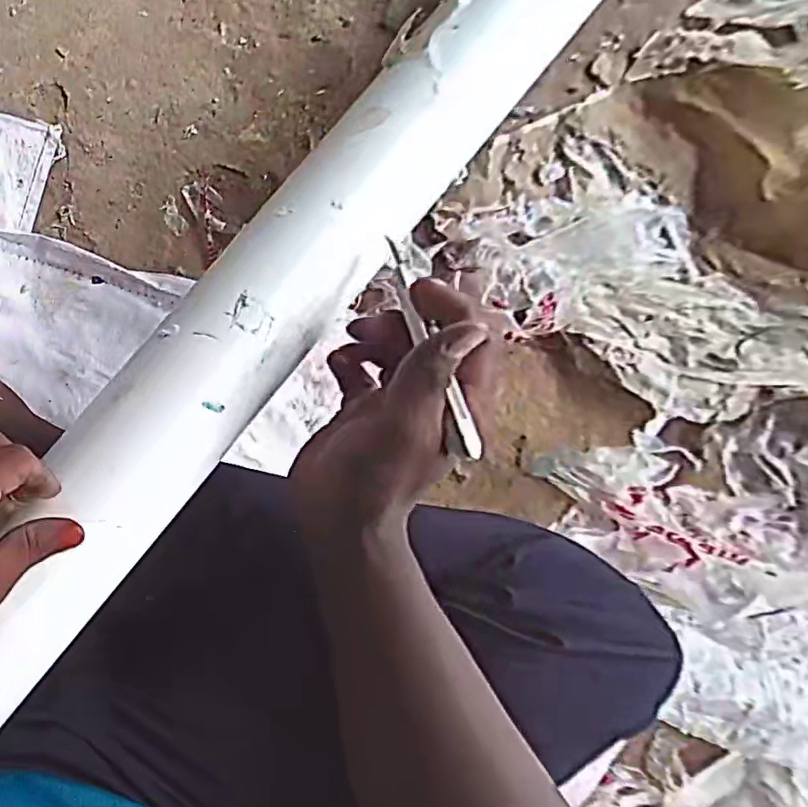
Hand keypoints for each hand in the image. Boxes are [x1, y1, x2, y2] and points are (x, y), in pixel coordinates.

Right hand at [290, 278, 500, 543]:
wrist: (336, 516)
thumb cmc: (372, 482)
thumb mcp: (404, 426)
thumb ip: (430, 377)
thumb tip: (465, 329)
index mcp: (456, 402)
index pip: (471, 340)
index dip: (449, 309)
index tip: (418, 290)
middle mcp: (430, 399)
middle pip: (429, 341)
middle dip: (403, 322)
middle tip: (370, 320)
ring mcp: (395, 405)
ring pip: (395, 352)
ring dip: (375, 338)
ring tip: (351, 338)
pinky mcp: (362, 412)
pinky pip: (362, 372)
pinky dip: (350, 360)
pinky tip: (338, 363)